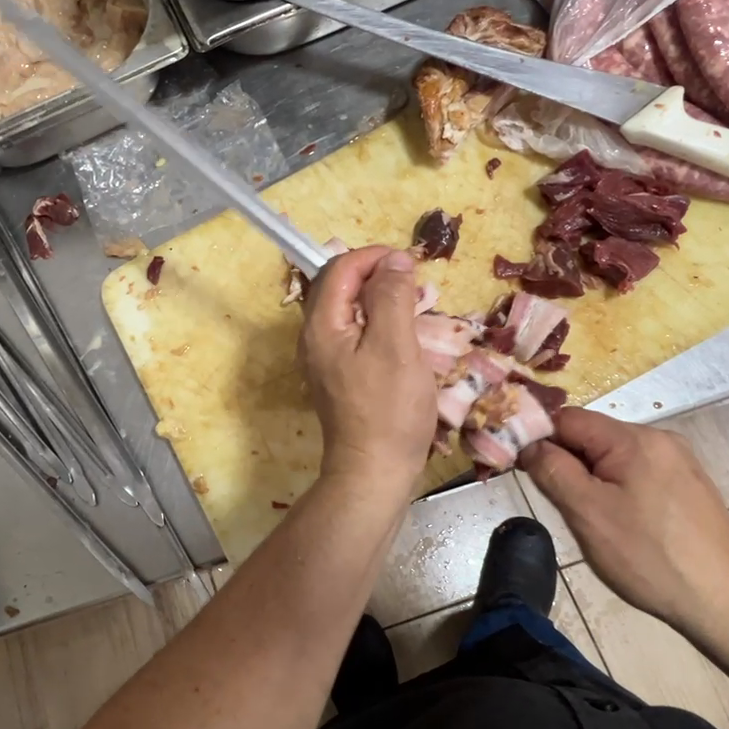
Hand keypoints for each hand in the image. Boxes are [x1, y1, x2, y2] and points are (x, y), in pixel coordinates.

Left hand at [299, 246, 437, 494]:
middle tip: (413, 283)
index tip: (409, 262)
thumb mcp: (396, 346)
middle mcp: (314, 337)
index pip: (338, 268)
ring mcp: (324, 358)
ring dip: (379, 299)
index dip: (373, 257)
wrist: (373, 471)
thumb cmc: (388, 409)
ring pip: (348, 310)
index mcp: (321, 325)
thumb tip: (393, 259)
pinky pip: (354, 333)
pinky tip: (404, 337)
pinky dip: (378, 324)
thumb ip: (391, 297)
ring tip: (414, 306)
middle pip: (338, 286)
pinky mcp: (339, 375)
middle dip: (375, 275)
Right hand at [520, 409, 728, 632]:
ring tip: (588, 517)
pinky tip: (620, 522)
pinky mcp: (688, 486)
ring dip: (590, 477)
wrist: (722, 602)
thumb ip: (550, 469)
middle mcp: (660, 439)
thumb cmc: (647, 556)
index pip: (567, 418)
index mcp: (634, 439)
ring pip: (612, 456)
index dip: (538, 437)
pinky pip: (636, 473)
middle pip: (591, 435)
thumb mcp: (586, 512)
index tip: (520, 467)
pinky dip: (616, 488)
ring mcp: (678, 462)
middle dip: (565, 461)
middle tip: (557, 501)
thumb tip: (527, 443)